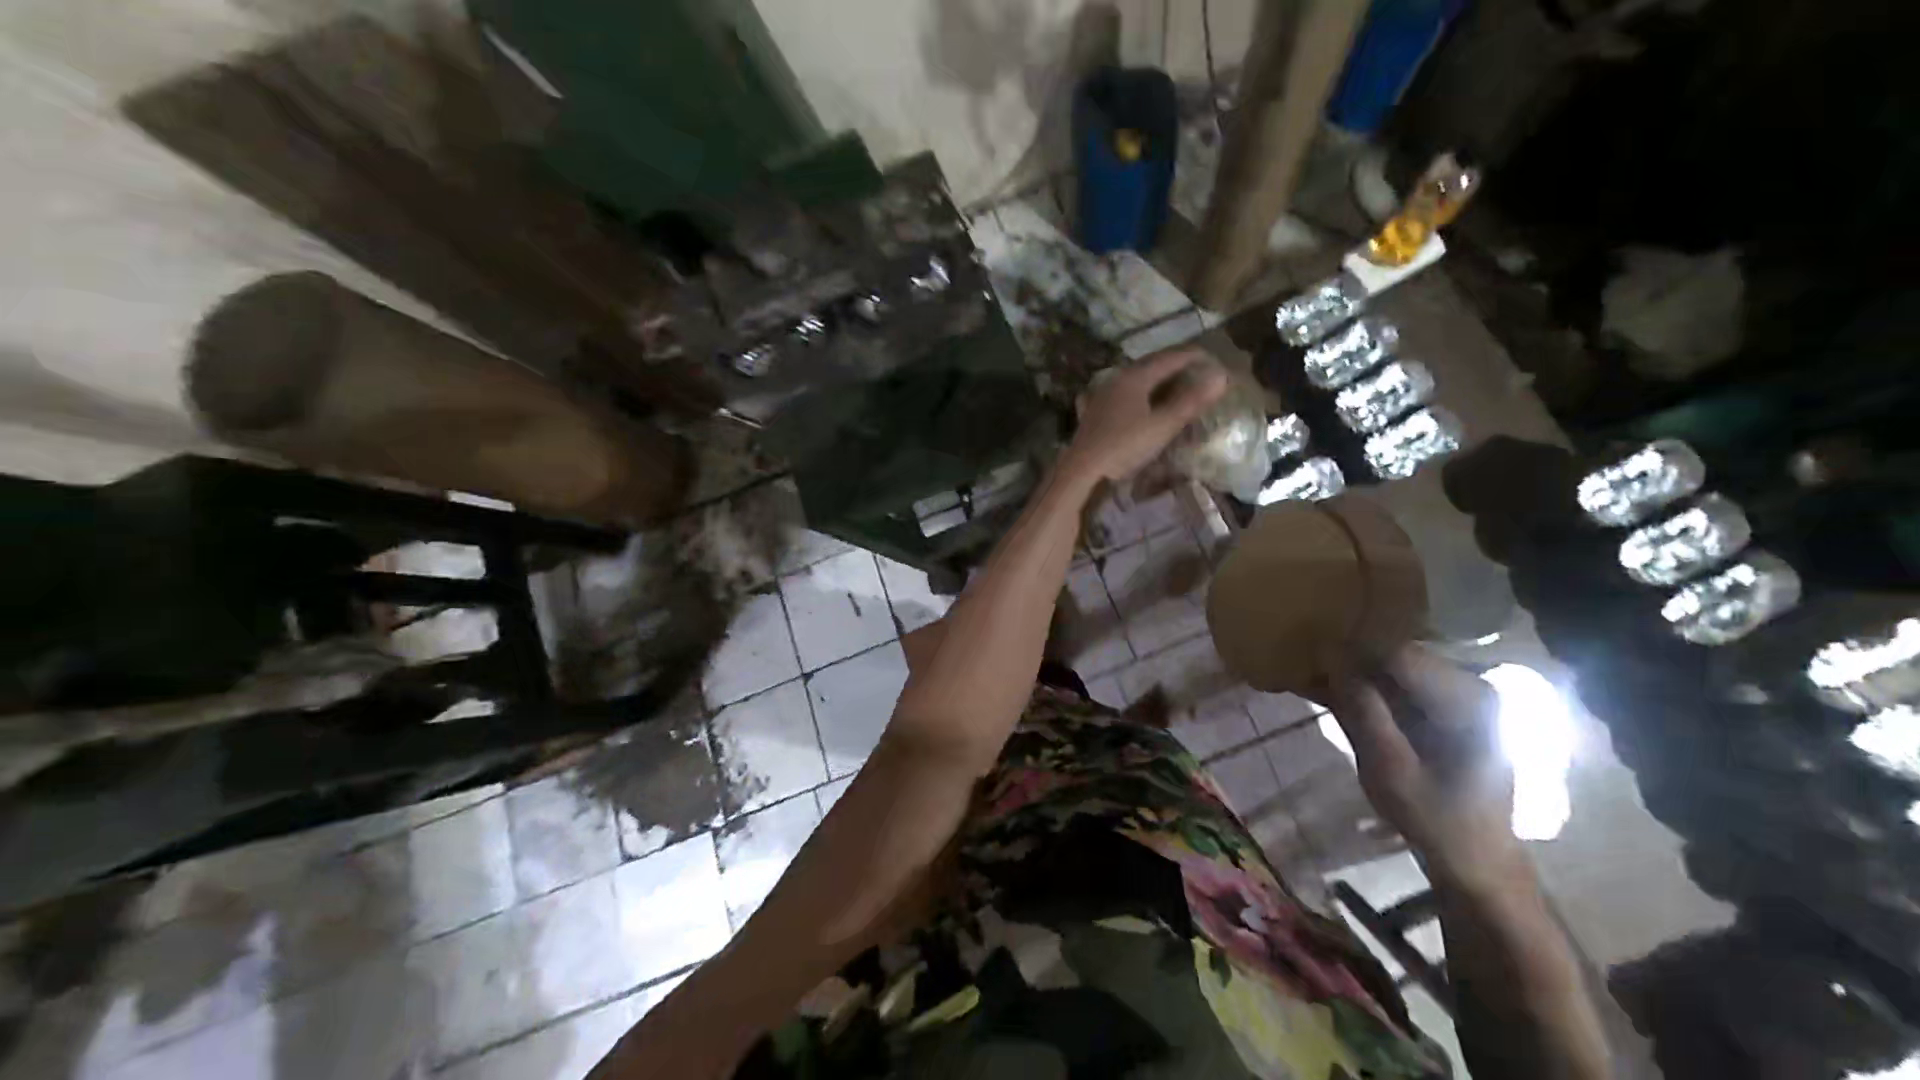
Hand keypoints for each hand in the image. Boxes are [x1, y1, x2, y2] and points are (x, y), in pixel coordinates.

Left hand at [1056, 349, 1227, 484]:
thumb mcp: (1162, 426)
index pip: (1169, 358)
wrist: (1082, 468)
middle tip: (1196, 368)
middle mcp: (1117, 378)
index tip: (1213, 357)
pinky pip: (1122, 393)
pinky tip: (1138, 399)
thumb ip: (1190, 401)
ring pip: (1135, 378)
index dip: (1193, 356)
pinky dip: (1139, 392)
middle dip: (1175, 364)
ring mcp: (1103, 394)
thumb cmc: (1124, 446)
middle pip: (1151, 364)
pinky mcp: (1095, 410)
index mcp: (1134, 377)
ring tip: (1174, 383)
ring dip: (1156, 377)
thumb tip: (1220, 377)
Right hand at [1322, 646, 1524, 893]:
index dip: (1350, 650)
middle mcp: (1467, 686)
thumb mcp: (1390, 770)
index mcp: (1467, 699)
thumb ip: (1363, 712)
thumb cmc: (1438, 821)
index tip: (1306, 652)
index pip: (1397, 653)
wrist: (1476, 863)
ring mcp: (1455, 697)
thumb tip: (1331, 658)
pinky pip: (1394, 688)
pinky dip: (1361, 691)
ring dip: (1348, 673)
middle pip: (1393, 656)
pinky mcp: (1440, 710)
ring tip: (1303, 676)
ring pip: (1389, 669)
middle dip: (1346, 658)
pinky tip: (1322, 691)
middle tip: (1297, 663)